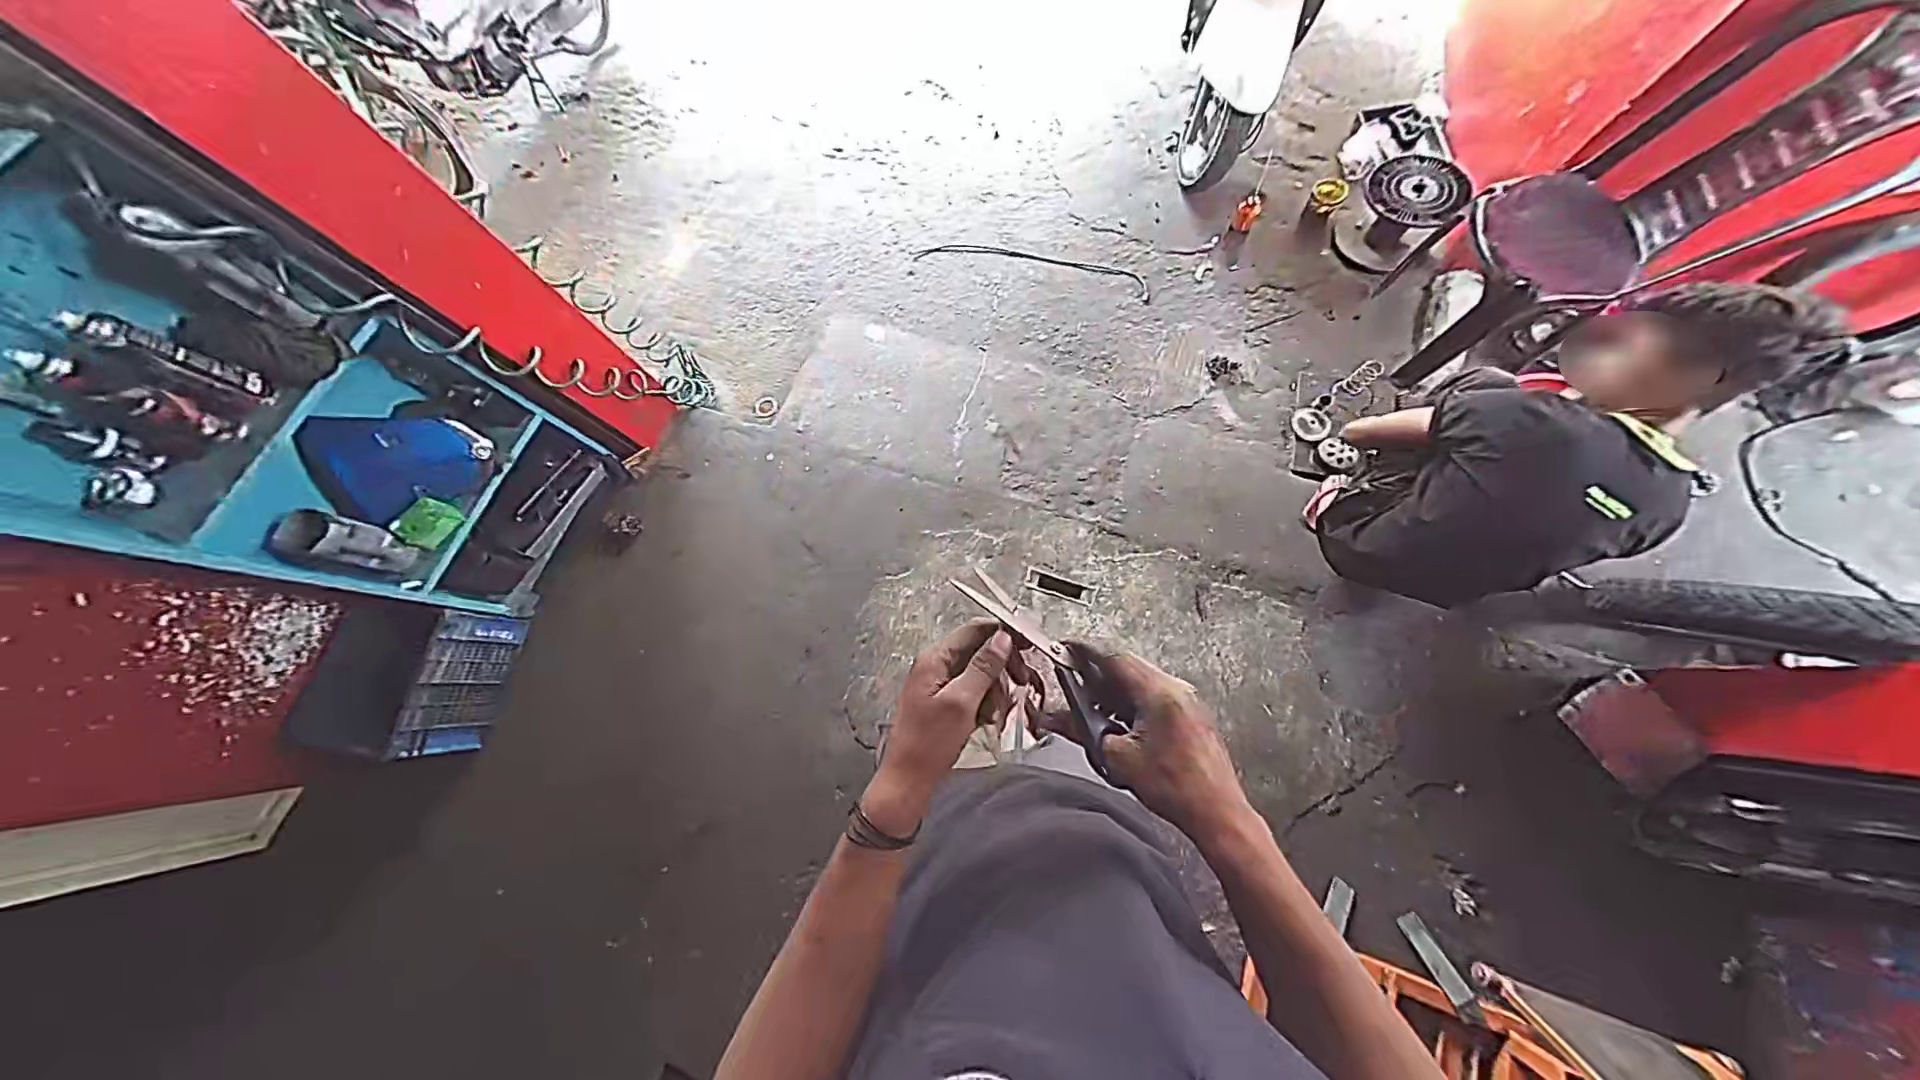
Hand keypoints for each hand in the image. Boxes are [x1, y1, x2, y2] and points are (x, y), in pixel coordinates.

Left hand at [862, 620, 1016, 834]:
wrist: (908, 782)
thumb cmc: (927, 746)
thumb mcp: (961, 702)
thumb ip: (983, 668)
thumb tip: (1002, 639)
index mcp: (934, 660)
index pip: (974, 631)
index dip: (1002, 636)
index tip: (1026, 645)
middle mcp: (935, 667)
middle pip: (979, 652)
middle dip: (1001, 669)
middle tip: (1018, 683)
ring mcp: (940, 686)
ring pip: (980, 675)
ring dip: (994, 691)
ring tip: (994, 712)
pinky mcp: (945, 704)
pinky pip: (974, 694)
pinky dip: (985, 704)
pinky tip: (986, 720)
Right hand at [1088, 650, 1255, 844]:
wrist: (1217, 815)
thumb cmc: (1180, 790)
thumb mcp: (1118, 758)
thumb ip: (1085, 730)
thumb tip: (1063, 719)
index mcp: (1160, 692)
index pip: (1114, 658)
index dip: (1086, 652)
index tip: (1069, 649)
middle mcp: (1177, 691)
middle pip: (1128, 668)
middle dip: (1097, 674)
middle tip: (1075, 680)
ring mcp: (1188, 703)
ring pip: (1141, 683)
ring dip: (1114, 691)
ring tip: (1094, 707)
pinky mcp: (1191, 718)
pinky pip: (1155, 698)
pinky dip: (1132, 704)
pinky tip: (1120, 723)